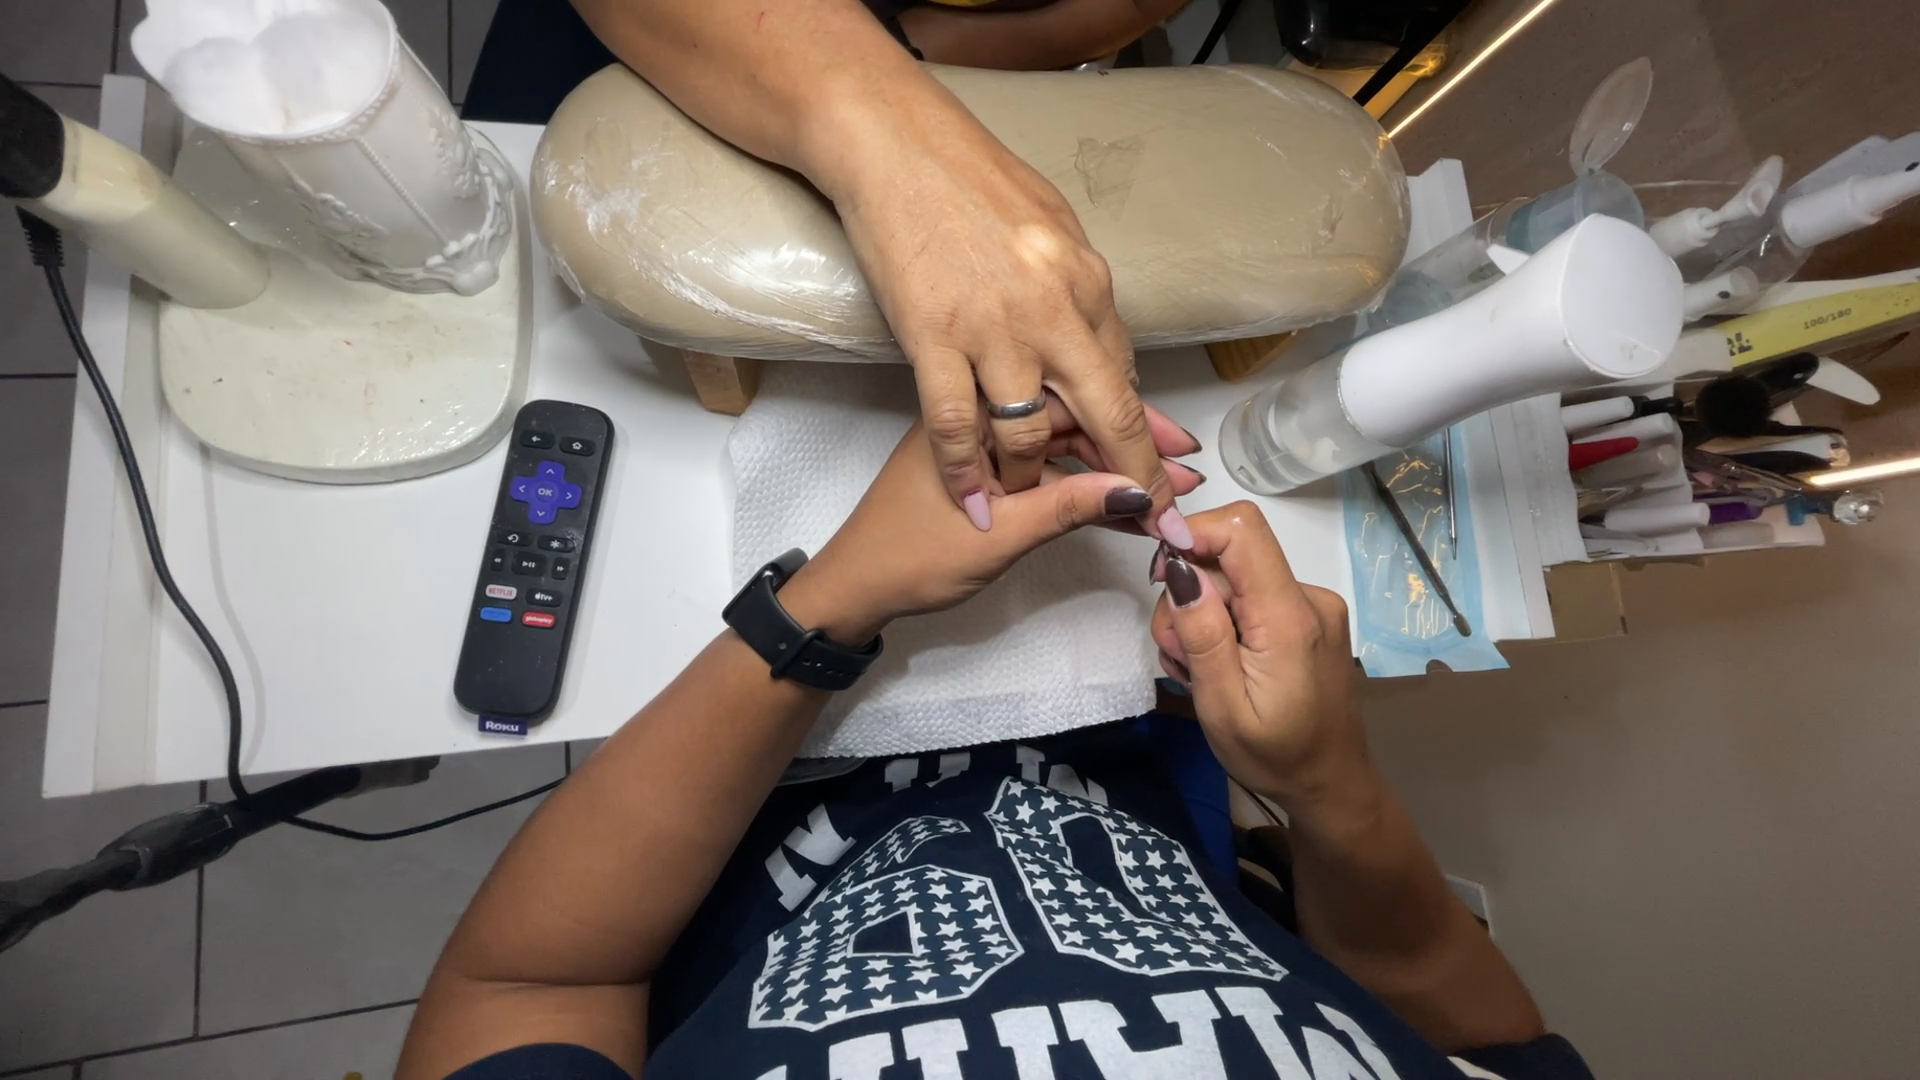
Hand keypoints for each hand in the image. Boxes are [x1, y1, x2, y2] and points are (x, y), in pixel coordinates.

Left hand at [780, 399, 1203, 645]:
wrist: (857, 585)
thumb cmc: (914, 557)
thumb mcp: (998, 535)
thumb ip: (1068, 507)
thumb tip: (1140, 491)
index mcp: (978, 414)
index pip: (1071, 411)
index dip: (1130, 438)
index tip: (1179, 462)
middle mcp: (984, 417)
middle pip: (1074, 422)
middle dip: (1133, 448)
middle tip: (1187, 468)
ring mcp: (987, 444)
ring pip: (1064, 447)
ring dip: (1114, 468)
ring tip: (1169, 484)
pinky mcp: (988, 470)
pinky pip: (1046, 469)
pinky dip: (1083, 486)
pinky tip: (1121, 500)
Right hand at [808, 88, 1188, 545]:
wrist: (892, 145)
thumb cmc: (968, 177)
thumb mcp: (1049, 227)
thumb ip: (1076, 294)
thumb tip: (1094, 345)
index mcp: (1085, 280)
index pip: (1126, 373)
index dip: (1146, 431)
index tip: (1161, 469)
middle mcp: (1053, 309)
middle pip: (1108, 410)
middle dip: (1134, 474)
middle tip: (1155, 524)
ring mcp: (993, 327)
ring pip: (1030, 429)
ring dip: (1032, 476)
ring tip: (1027, 499)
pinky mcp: (934, 339)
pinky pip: (956, 424)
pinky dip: (965, 471)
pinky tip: (972, 501)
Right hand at [1148, 503, 1367, 808]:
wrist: (1329, 783)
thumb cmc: (1274, 755)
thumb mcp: (1222, 706)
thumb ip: (1202, 634)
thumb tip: (1179, 568)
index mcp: (1289, 618)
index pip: (1241, 531)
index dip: (1192, 533)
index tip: (1162, 578)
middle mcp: (1307, 597)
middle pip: (1224, 559)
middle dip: (1186, 598)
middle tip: (1181, 657)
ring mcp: (1308, 603)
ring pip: (1228, 578)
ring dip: (1199, 616)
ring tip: (1201, 670)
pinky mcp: (1302, 613)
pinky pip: (1245, 595)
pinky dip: (1221, 622)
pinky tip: (1221, 663)